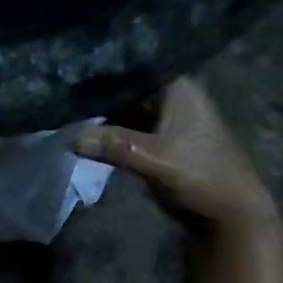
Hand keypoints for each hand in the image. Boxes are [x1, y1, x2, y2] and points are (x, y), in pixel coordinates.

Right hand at [73, 78, 276, 227]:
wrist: (227, 216)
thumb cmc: (202, 178)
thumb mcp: (157, 160)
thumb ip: (115, 146)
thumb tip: (70, 138)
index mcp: (176, 88)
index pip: (131, 67)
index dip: (99, 69)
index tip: (65, 71)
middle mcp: (167, 96)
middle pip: (122, 87)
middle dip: (91, 92)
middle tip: (55, 92)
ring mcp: (159, 118)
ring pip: (119, 108)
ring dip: (94, 113)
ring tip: (58, 108)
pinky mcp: (152, 139)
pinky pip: (120, 127)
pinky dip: (101, 130)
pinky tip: (74, 129)